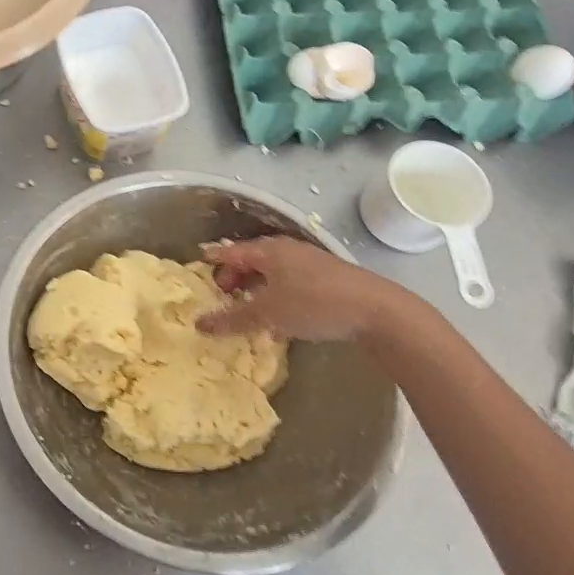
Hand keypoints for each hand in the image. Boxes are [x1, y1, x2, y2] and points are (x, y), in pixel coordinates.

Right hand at [196, 236, 414, 340]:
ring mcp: (309, 263)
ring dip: (255, 289)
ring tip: (246, 310)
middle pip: (250, 260)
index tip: (197, 267)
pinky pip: (289, 283)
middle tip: (222, 297)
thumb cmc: (313, 303)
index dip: (212, 261)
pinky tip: (277, 317)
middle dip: (233, 277)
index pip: (230, 252)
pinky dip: (275, 295)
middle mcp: (287, 251)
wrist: (376, 311)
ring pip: (271, 273)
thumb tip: (199, 324)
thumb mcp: (266, 314)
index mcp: (268, 250)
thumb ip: (231, 319)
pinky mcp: (327, 279)